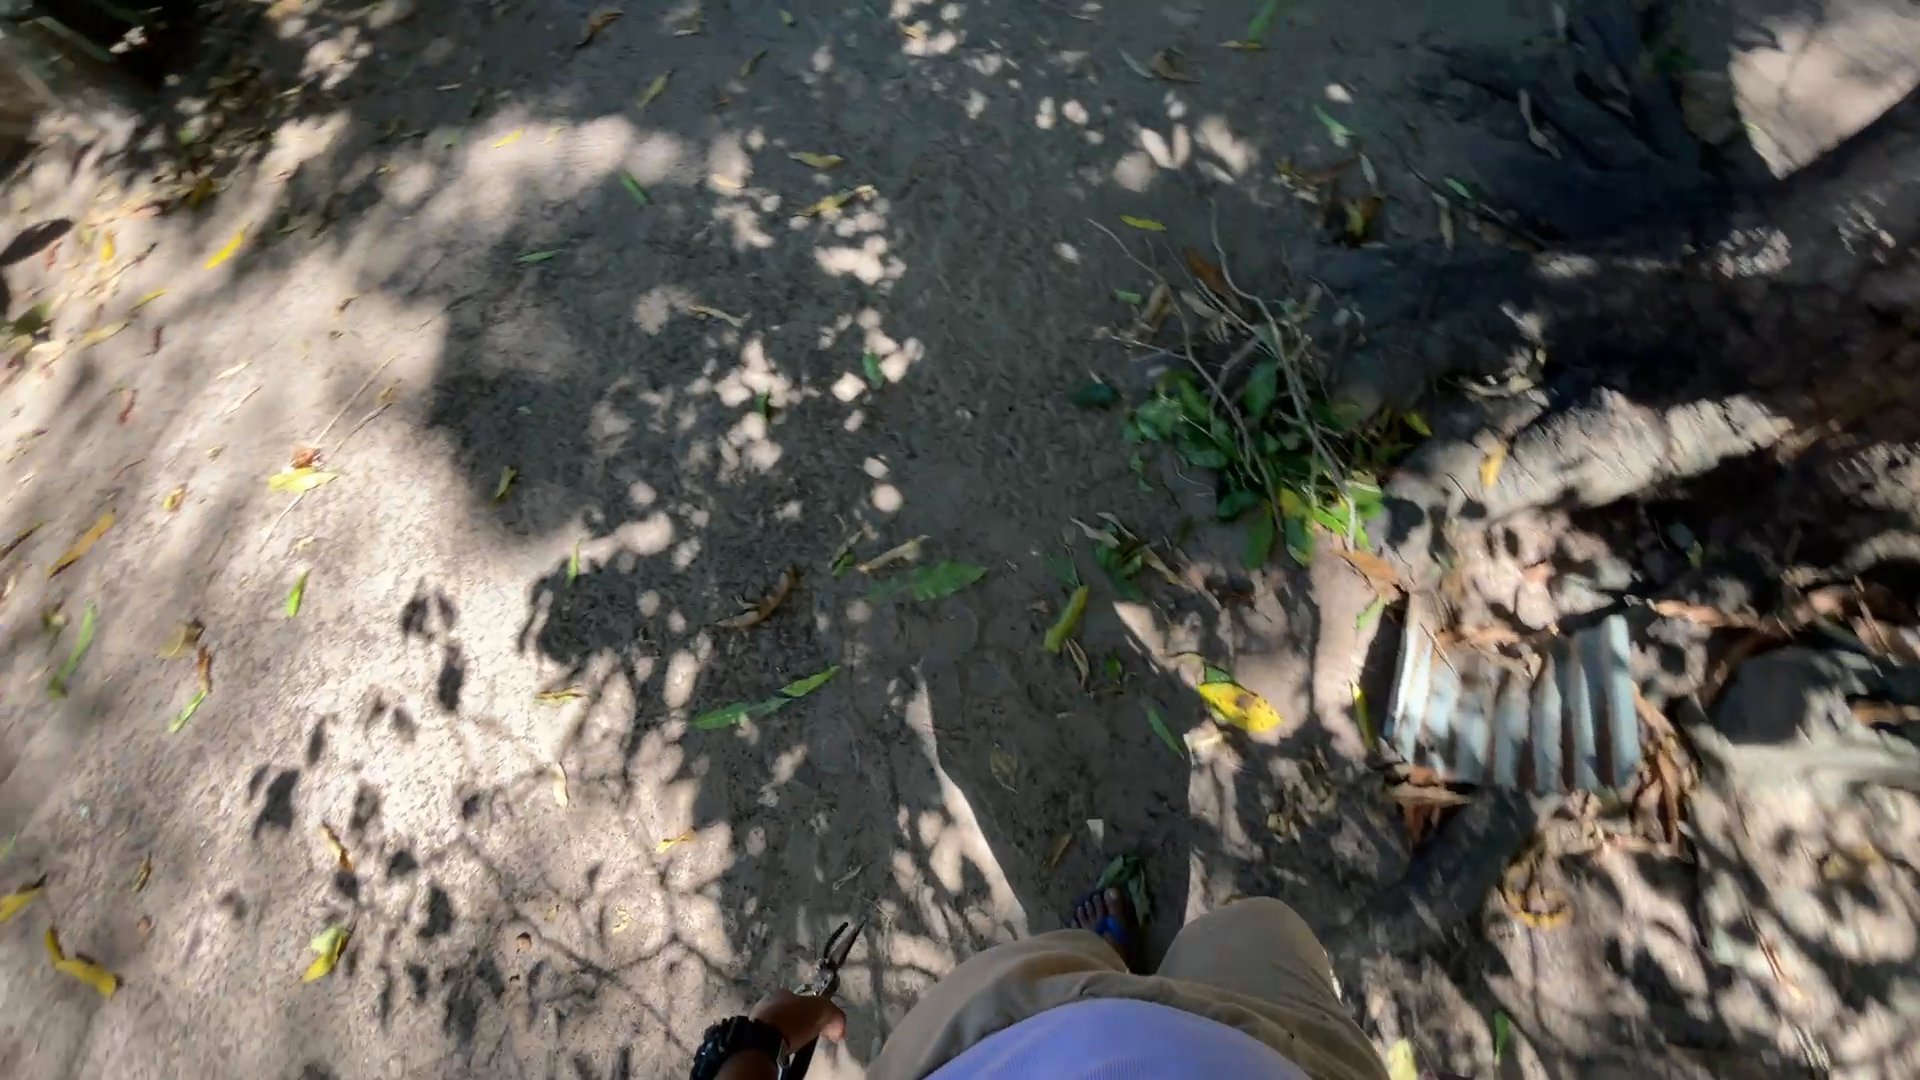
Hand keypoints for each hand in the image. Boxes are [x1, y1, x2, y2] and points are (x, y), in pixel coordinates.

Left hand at [750, 989, 846, 1047]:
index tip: (818, 1026)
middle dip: (797, 1024)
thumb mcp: (822, 1011)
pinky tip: (782, 1053)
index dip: (811, 1011)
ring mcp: (756, 1019)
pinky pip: (768, 1040)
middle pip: (788, 1012)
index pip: (801, 999)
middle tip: (807, 1038)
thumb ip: (835, 1015)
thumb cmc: (792, 1020)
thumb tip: (840, 1028)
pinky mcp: (749, 1037)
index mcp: (783, 992)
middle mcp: (768, 1002)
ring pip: (776, 1026)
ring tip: (794, 1049)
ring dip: (786, 1035)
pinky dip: (775, 1045)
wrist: (763, 1041)